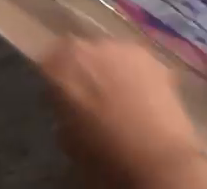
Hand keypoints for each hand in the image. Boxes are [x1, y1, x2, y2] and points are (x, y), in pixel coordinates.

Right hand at [42, 37, 206, 188]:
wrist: (159, 160)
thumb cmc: (106, 155)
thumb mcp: (69, 140)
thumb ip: (62, 113)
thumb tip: (67, 108)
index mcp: (58, 66)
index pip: (46, 62)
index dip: (54, 80)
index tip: (61, 97)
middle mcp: (85, 47)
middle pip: (76, 51)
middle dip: (81, 69)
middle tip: (91, 95)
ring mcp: (117, 46)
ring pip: (106, 52)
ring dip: (108, 67)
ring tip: (120, 94)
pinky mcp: (147, 53)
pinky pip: (131, 59)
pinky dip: (133, 71)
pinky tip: (142, 94)